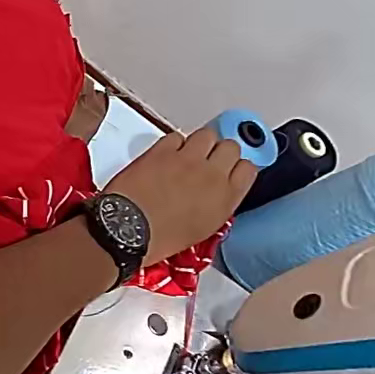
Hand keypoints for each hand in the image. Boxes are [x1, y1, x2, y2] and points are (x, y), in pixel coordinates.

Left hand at [104, 126, 256, 262]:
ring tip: (186, 155)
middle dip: (219, 151)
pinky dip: (172, 144)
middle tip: (205, 159)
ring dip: (199, 143)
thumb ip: (214, 205)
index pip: (248, 169)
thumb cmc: (158, 239)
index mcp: (225, 199)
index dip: (235, 166)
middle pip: (231, 146)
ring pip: (207, 134)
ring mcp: (188, 159)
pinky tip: (165, 156)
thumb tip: (211, 195)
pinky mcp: (162, 151)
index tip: (227, 168)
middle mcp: (212, 175)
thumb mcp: (200, 230)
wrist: (126, 230)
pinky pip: (176, 136)